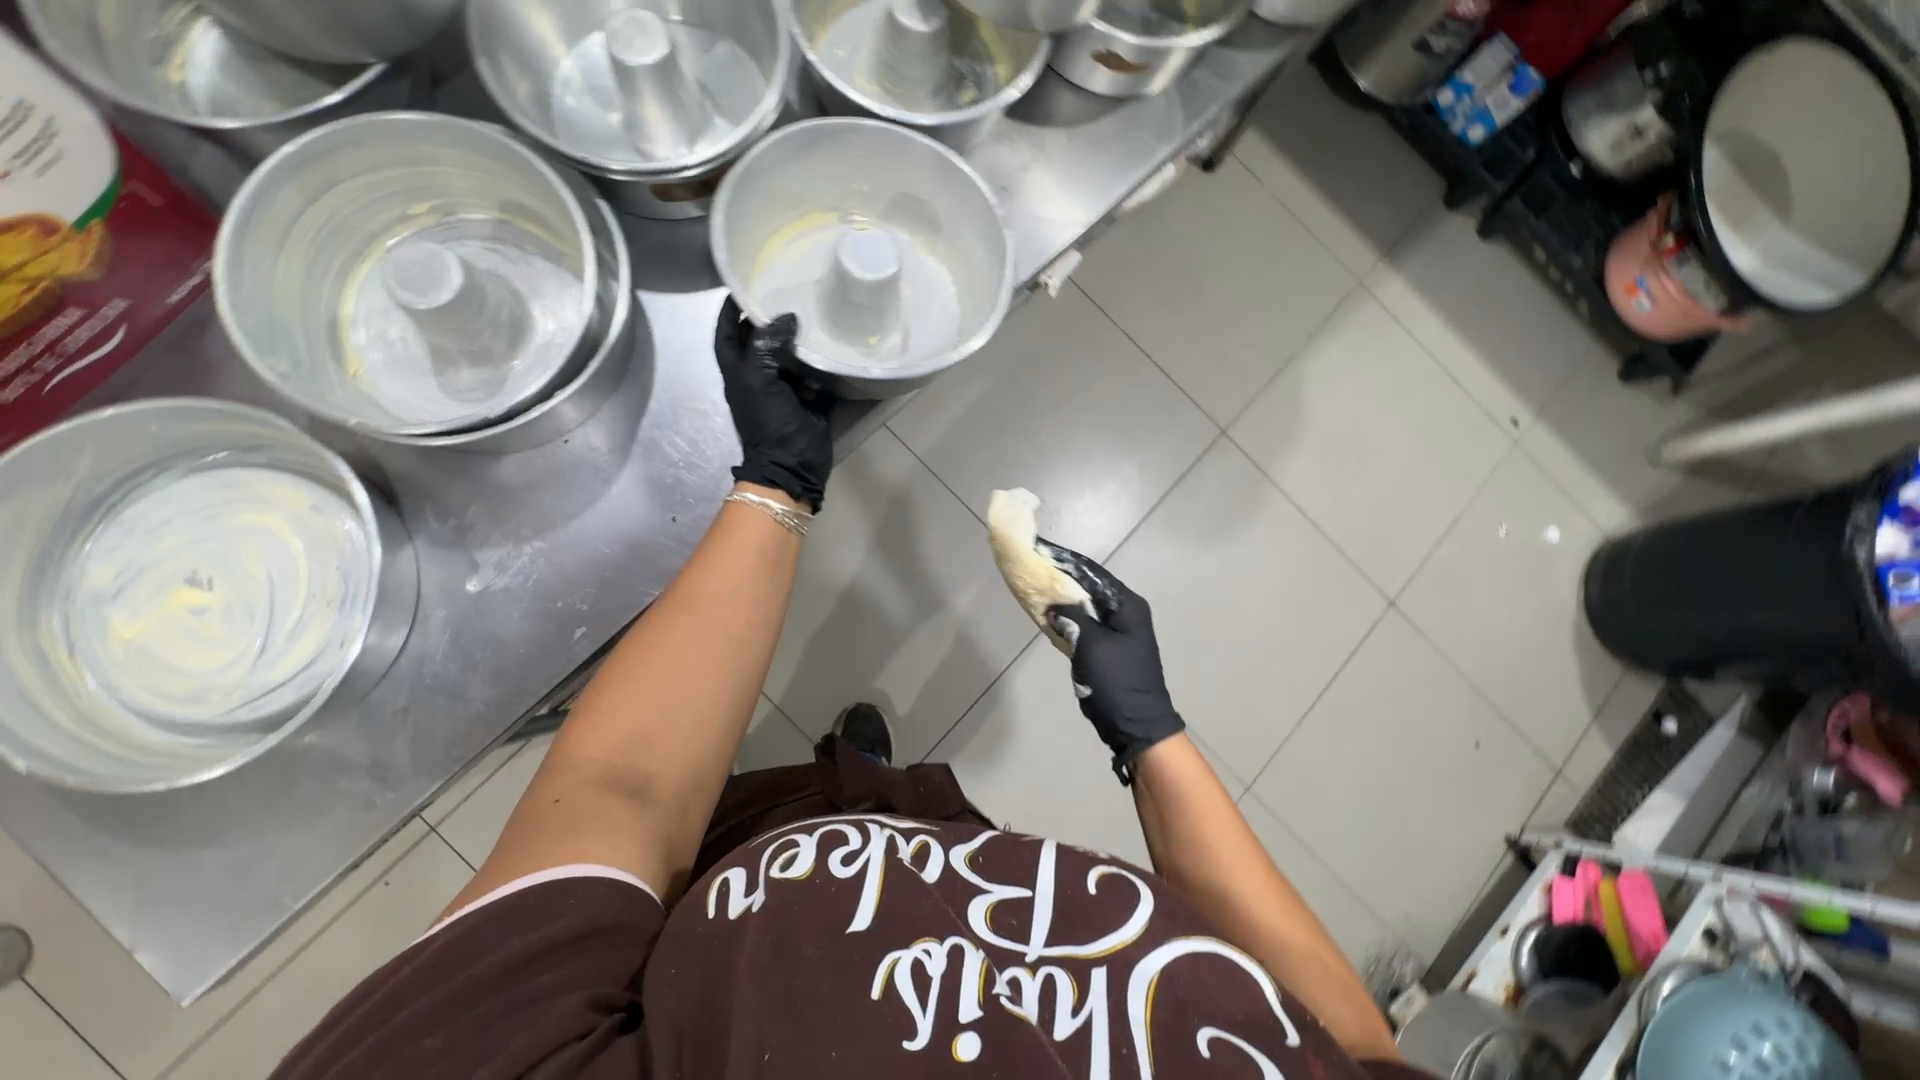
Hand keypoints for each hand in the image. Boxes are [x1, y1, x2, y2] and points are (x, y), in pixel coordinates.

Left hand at [714, 298, 834, 510]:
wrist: (792, 465)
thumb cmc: (768, 422)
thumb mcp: (759, 380)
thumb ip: (767, 345)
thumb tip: (786, 318)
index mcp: (740, 372)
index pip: (728, 335)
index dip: (730, 312)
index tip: (742, 287)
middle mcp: (761, 377)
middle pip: (763, 341)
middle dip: (772, 319)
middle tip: (789, 291)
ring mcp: (787, 390)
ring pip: (792, 356)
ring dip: (803, 338)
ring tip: (816, 310)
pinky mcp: (812, 400)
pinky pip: (818, 375)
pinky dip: (825, 362)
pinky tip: (835, 342)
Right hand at [1047, 559, 1184, 784]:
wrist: (1136, 726)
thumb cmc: (1116, 682)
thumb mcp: (1091, 645)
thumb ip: (1072, 618)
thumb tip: (1054, 605)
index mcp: (1127, 605)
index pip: (1091, 572)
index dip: (1064, 559)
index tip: (1039, 547)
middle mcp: (1125, 612)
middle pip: (1087, 586)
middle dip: (1060, 575)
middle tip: (1031, 563)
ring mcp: (1117, 631)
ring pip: (1084, 605)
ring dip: (1061, 597)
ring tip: (1033, 583)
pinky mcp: (1107, 648)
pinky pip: (1083, 624)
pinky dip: (1065, 617)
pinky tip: (1045, 613)